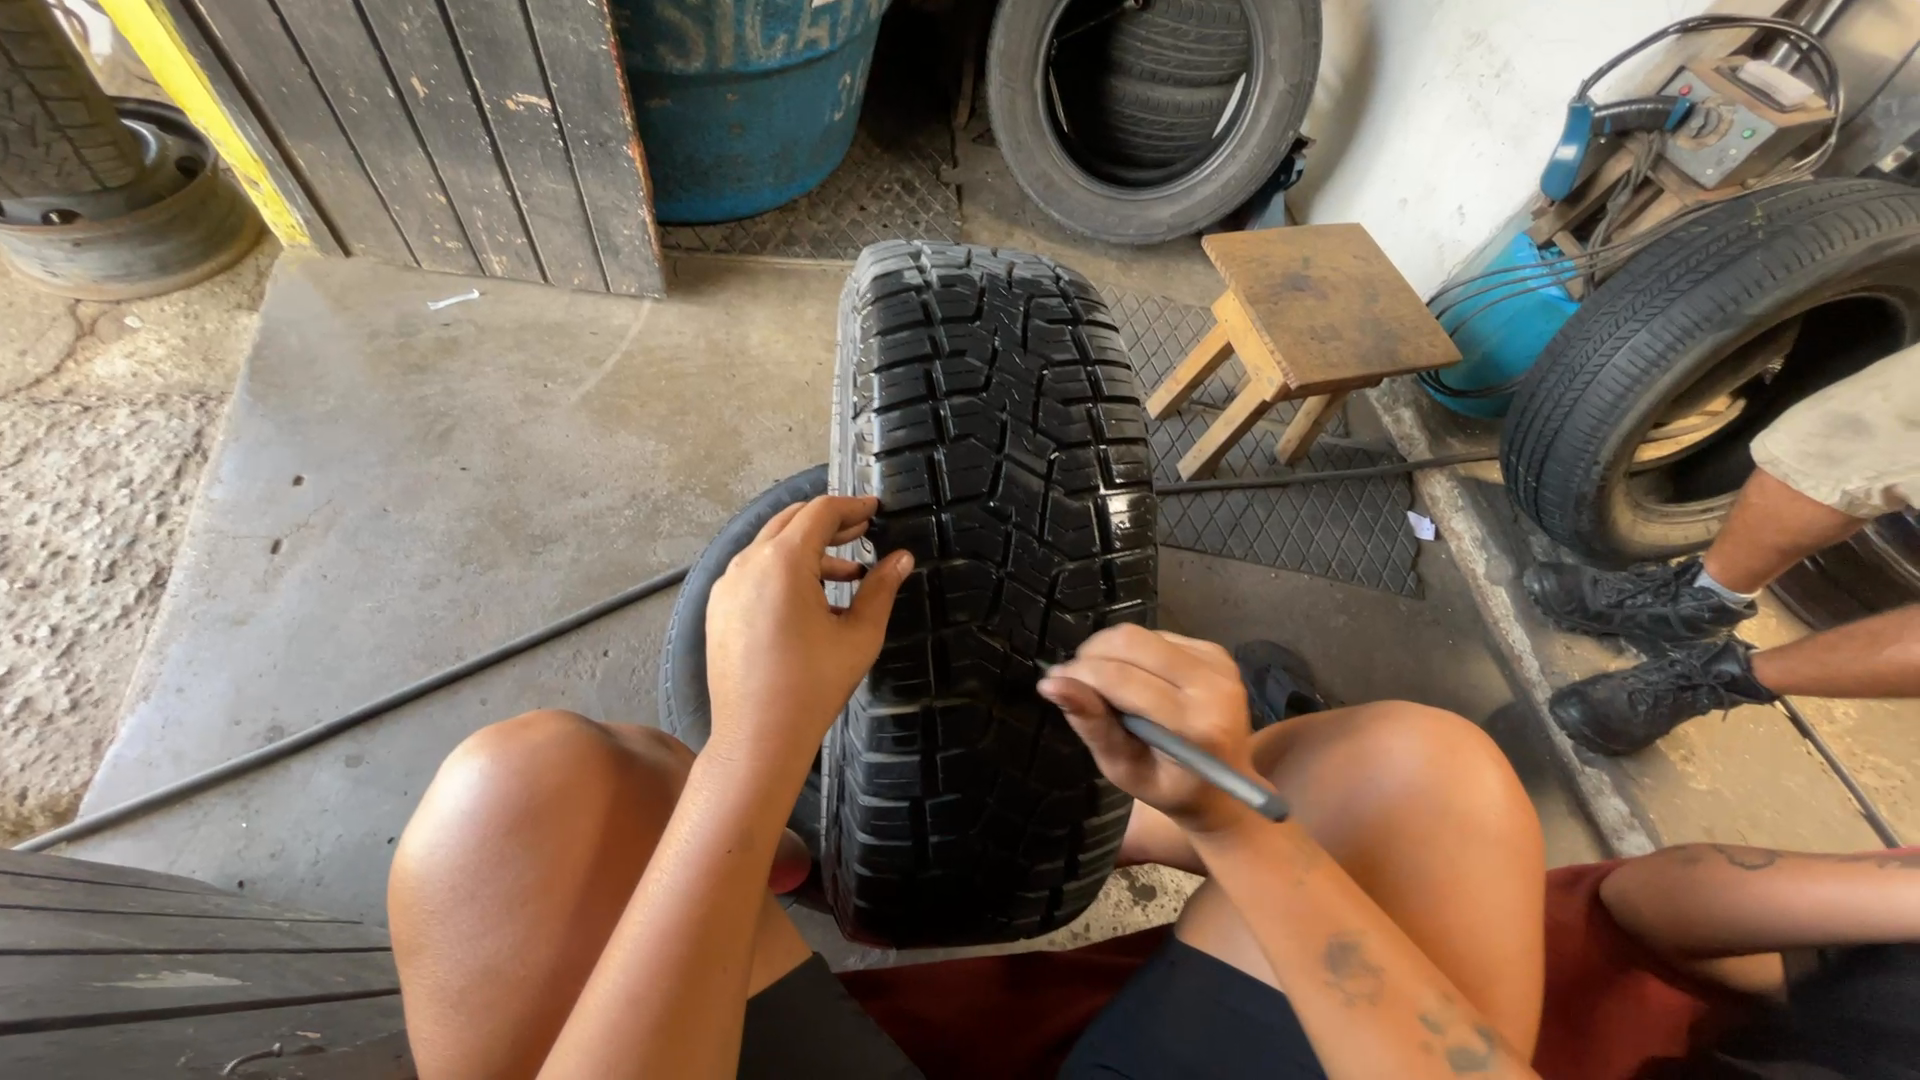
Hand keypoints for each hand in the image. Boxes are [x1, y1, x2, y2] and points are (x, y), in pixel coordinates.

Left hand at [704, 494, 912, 780]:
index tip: (874, 509)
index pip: (820, 512)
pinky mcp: (719, 608)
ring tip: (845, 573)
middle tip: (862, 531)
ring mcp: (727, 585)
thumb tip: (903, 559)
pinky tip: (811, 599)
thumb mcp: (860, 635)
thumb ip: (881, 589)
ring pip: (770, 546)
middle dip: (829, 523)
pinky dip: (784, 571)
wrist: (758, 735)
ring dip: (807, 549)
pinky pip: (754, 572)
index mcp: (783, 562)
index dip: (851, 506)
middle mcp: (748, 563)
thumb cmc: (813, 685)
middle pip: (791, 521)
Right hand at [1039, 624, 1266, 835]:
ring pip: (1142, 635)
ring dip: (1109, 651)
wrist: (1224, 788)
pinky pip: (1158, 636)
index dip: (1081, 673)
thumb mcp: (1122, 768)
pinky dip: (1133, 652)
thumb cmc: (1169, 787)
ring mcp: (1219, 664)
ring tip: (1099, 680)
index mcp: (1195, 724)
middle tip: (1072, 677)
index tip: (1051, 680)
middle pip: (1132, 643)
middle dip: (1090, 655)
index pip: (1123, 678)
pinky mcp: (1216, 652)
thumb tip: (1051, 684)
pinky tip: (1132, 676)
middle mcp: (1214, 685)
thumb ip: (1091, 724)